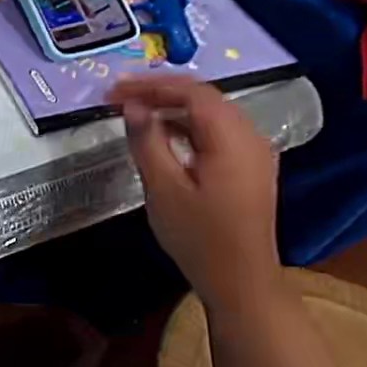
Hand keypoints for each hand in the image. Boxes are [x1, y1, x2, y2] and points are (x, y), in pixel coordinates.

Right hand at [108, 74, 281, 310]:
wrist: (240, 281)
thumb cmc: (199, 236)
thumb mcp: (163, 188)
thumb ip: (147, 140)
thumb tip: (132, 106)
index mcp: (232, 138)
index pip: (192, 92)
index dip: (150, 86)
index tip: (113, 91)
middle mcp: (250, 137)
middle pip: (204, 98)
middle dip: (159, 92)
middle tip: (118, 97)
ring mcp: (254, 152)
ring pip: (210, 113)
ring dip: (171, 107)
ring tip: (134, 112)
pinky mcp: (248, 167)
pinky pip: (216, 131)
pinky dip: (186, 125)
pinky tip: (162, 135)